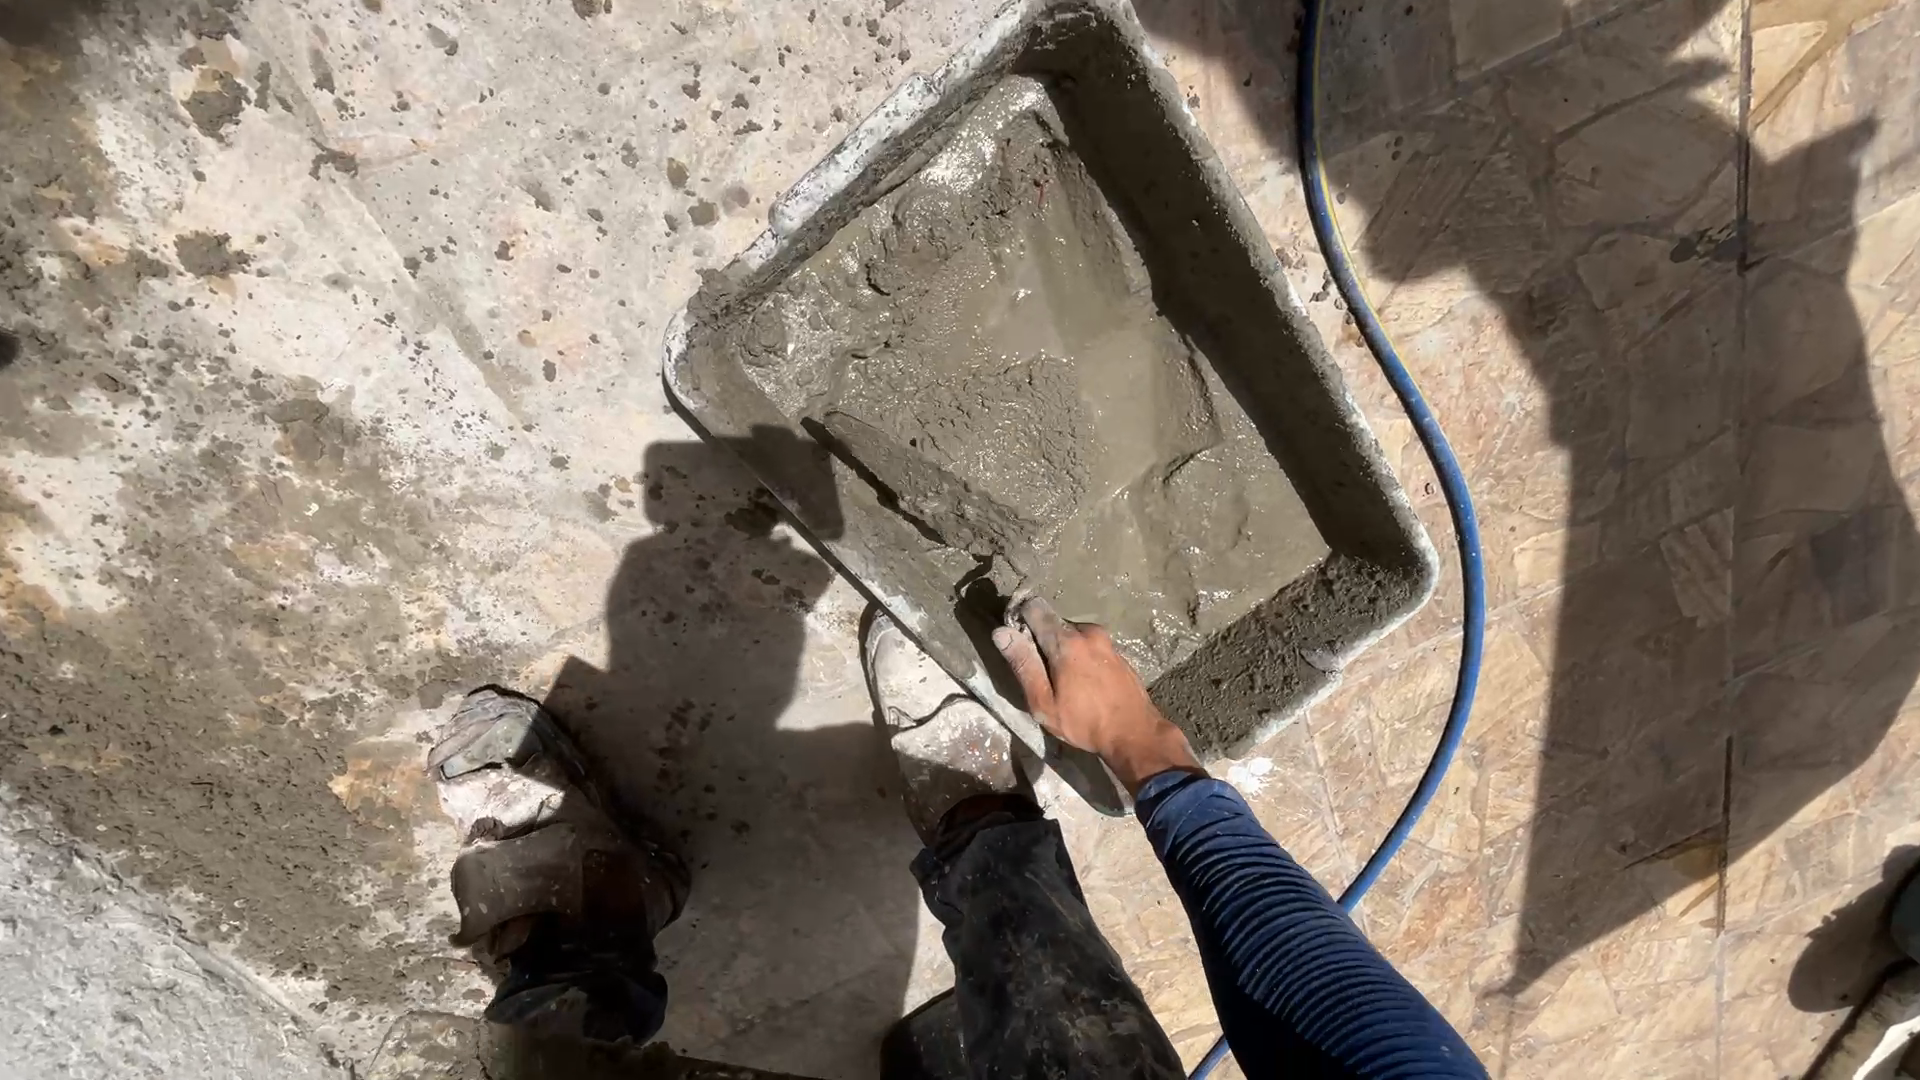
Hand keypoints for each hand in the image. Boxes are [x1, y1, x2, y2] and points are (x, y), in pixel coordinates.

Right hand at [991, 596, 1202, 794]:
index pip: (1034, 608)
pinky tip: (1085, 684)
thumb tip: (1000, 632)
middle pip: (1054, 624)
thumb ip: (1023, 664)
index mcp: (1067, 640)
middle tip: (1043, 675)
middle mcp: (1088, 632)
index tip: (1018, 644)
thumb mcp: (1043, 702)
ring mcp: (1107, 641)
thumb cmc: (1084, 723)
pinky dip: (1082, 657)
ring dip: (1064, 651)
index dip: (1020, 621)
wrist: (1136, 735)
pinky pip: (1090, 646)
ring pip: (1073, 635)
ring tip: (1065, 683)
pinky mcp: (1118, 652)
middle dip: (1043, 642)